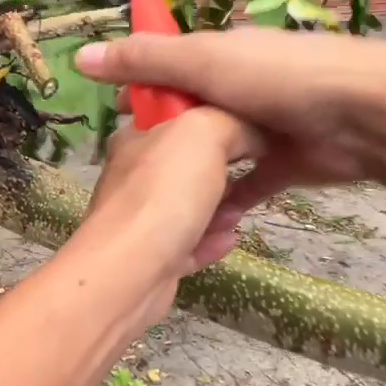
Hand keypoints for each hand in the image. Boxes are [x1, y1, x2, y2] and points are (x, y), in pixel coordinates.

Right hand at [77, 29, 385, 218]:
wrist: (368, 117)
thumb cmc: (278, 79)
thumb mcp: (200, 63)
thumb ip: (143, 62)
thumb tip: (81, 56)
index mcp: (221, 57)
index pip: (168, 68)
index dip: (139, 88)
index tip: (114, 115)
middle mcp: (240, 90)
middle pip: (188, 112)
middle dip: (161, 134)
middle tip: (129, 162)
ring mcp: (263, 129)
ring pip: (213, 151)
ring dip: (189, 170)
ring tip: (154, 194)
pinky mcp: (281, 166)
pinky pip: (241, 186)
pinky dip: (222, 201)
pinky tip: (197, 217)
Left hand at [77, 107, 263, 320]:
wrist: (129, 271)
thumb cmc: (163, 193)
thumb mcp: (203, 132)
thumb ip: (231, 121)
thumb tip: (254, 132)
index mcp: (136, 138)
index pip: (177, 114)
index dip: (216, 115)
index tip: (254, 126)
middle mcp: (133, 176)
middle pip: (187, 162)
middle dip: (224, 167)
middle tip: (256, 171)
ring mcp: (139, 219)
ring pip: (188, 205)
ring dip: (220, 207)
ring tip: (240, 212)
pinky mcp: (150, 258)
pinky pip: (187, 243)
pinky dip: (208, 241)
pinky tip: (229, 240)